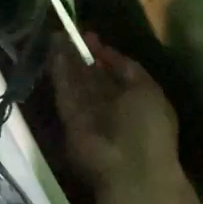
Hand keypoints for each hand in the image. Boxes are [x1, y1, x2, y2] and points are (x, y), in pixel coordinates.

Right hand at [51, 33, 184, 203]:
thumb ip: (127, 69)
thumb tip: (106, 53)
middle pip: (95, 78)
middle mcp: (113, 106)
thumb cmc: (148, 127)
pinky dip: (60, 75)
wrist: (130, 168)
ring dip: (68, 62)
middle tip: (69, 35)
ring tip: (57, 37)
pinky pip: (66, 94)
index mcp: (138, 99)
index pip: (118, 73)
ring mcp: (91, 114)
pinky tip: (54, 54)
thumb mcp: (147, 90)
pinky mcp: (71, 122)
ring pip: (78, 84)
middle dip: (84, 57)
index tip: (91, 37)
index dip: (105, 55)